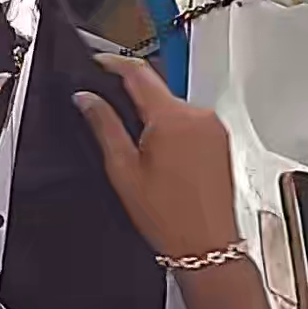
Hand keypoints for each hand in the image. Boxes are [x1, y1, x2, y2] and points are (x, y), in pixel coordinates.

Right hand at [73, 54, 238, 259]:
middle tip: (113, 121)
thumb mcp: (124, 170)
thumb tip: (86, 98)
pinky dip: (173, 128)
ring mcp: (213, 126)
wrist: (207, 247)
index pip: (138, 73)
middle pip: (156, 90)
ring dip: (154, 116)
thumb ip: (103, 125)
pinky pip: (190, 119)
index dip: (114, 62)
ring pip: (172, 105)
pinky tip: (165, 159)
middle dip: (133, 100)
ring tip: (144, 154)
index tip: (100, 61)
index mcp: (172, 119)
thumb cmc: (169, 217)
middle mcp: (198, 116)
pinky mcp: (220, 137)